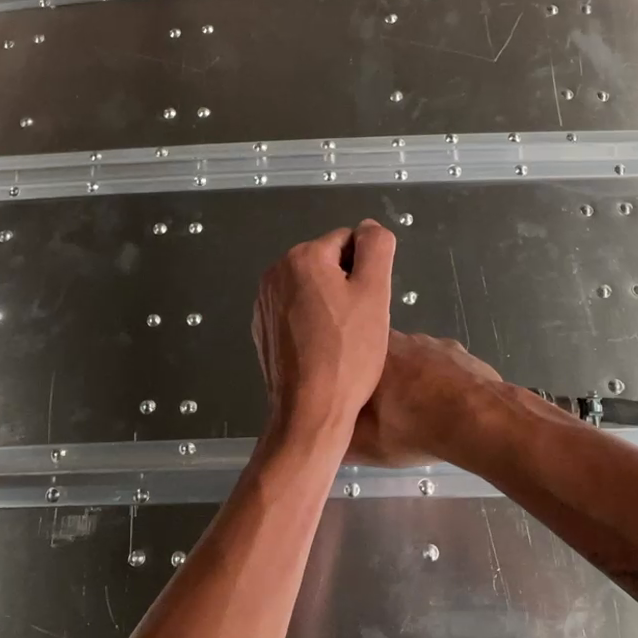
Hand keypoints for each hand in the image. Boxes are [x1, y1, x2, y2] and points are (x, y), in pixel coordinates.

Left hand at [250, 221, 396, 429]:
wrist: (310, 410)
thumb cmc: (349, 353)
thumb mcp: (375, 292)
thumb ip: (376, 247)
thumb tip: (368, 227)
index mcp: (302, 257)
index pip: (349, 242)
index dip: (368, 271)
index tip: (371, 304)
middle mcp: (275, 273)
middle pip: (327, 264)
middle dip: (347, 286)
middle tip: (360, 324)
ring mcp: (264, 303)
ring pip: (311, 290)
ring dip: (330, 305)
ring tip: (343, 340)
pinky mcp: (261, 330)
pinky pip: (295, 314)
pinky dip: (311, 325)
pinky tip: (323, 351)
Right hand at [350, 331, 503, 467]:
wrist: (479, 421)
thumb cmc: (412, 428)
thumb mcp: (363, 445)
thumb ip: (338, 438)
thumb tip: (321, 436)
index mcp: (370, 351)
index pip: (347, 356)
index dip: (345, 378)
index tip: (346, 398)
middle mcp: (401, 338)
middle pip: (380, 358)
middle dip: (379, 379)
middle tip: (381, 410)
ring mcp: (434, 343)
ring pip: (413, 361)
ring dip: (412, 381)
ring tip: (416, 412)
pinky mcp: (462, 354)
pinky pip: (442, 368)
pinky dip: (440, 383)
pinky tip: (444, 407)